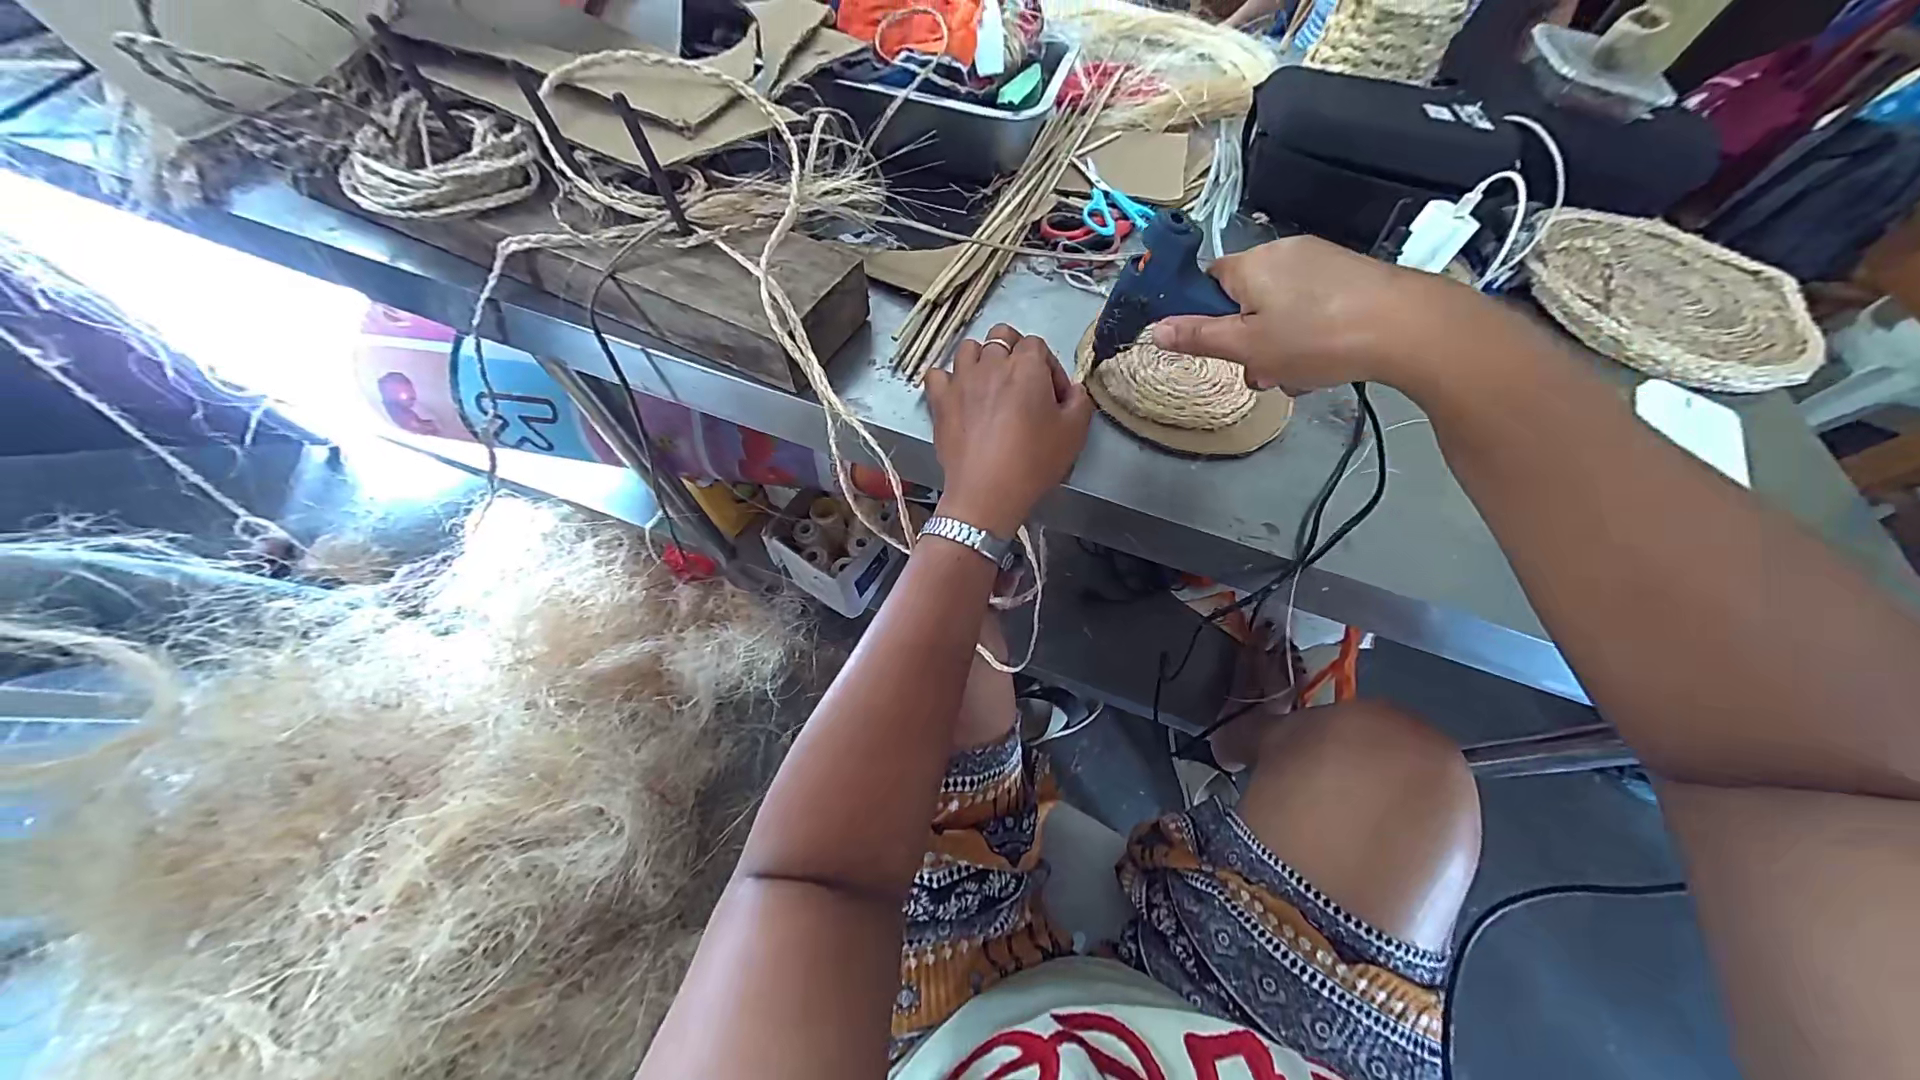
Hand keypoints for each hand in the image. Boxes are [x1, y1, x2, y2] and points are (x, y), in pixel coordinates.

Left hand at [924, 324, 1092, 536]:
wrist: (987, 492)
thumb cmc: (1033, 462)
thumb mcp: (1075, 433)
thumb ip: (1080, 401)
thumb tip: (1073, 390)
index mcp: (1026, 365)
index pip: (1038, 346)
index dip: (1049, 368)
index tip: (1053, 396)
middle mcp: (991, 363)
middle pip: (1001, 337)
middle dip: (1014, 352)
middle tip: (1022, 383)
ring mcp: (961, 380)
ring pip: (968, 349)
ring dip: (981, 360)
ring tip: (990, 386)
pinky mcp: (940, 401)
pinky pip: (937, 375)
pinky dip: (947, 380)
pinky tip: (958, 395)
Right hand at [1151, 234, 1503, 396]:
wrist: (1408, 328)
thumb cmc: (1316, 337)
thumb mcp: (1246, 346)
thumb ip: (1198, 337)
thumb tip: (1154, 329)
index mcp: (1251, 264)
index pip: (1207, 281)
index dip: (1204, 316)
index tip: (1216, 347)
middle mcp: (1284, 253)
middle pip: (1244, 299)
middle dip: (1246, 340)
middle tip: (1261, 372)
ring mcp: (1321, 262)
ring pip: (1278, 309)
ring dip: (1276, 345)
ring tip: (1295, 376)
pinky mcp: (1350, 276)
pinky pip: (1310, 307)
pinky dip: (1307, 334)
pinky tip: (1322, 361)